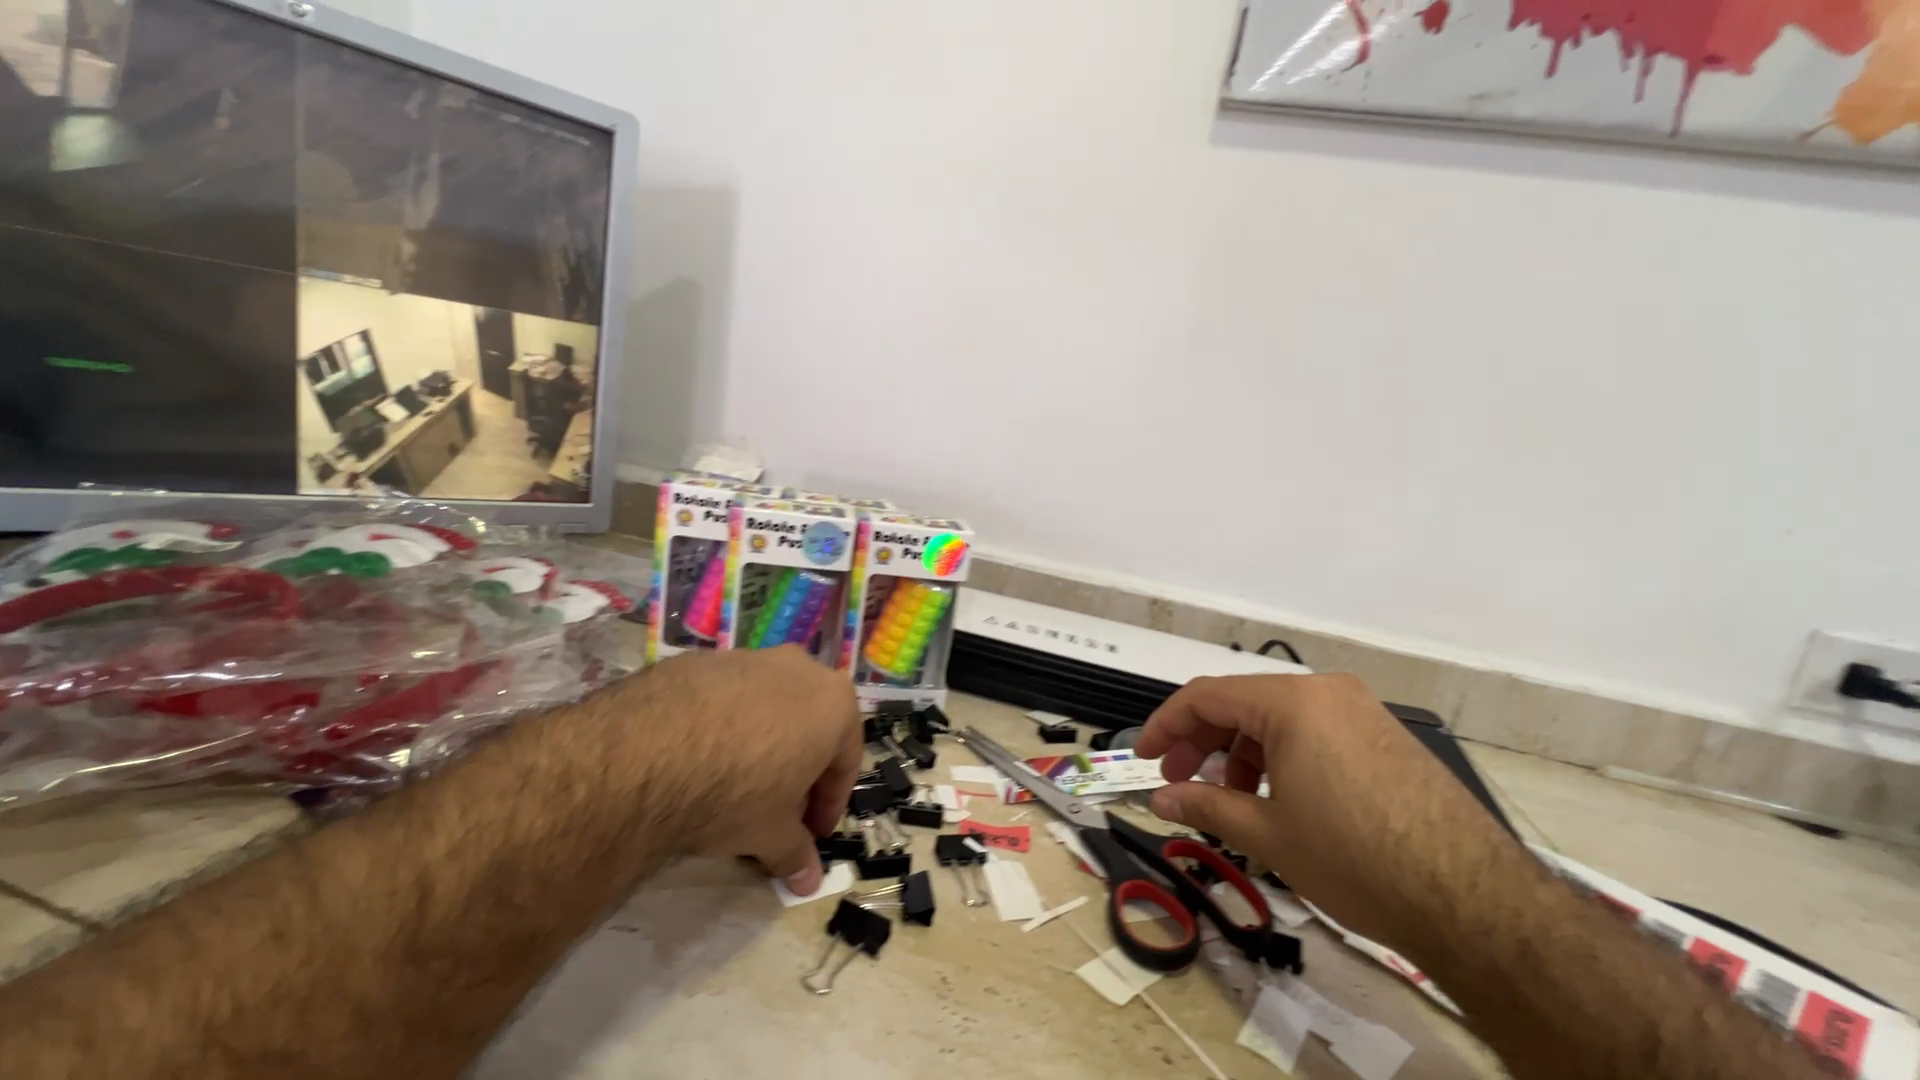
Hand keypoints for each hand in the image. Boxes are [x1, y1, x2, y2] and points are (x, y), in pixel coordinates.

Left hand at [628, 646, 861, 896]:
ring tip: (733, 784)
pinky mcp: (698, 660)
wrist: (643, 757)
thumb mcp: (771, 834)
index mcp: (834, 703)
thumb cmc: (733, 792)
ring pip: (766, 707)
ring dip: (760, 744)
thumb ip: (795, 853)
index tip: (813, 834)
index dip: (829, 804)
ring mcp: (746, 657)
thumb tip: (809, 882)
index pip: (844, 762)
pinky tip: (696, 759)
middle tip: (779, 810)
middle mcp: (798, 668)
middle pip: (808, 726)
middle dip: (797, 770)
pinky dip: (720, 726)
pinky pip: (722, 697)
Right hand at [1134, 674, 1516, 952]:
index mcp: (1293, 701)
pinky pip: (1315, 731)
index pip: (1206, 696)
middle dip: (1202, 741)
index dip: (1165, 726)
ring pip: (1279, 717)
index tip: (1145, 759)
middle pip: (1242, 702)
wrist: (1470, 898)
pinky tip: (1278, 798)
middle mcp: (1327, 691)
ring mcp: (1362, 711)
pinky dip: (1282, 755)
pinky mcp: (1385, 736)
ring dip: (1242, 751)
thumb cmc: (1355, 857)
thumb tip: (1160, 801)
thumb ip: (1205, 805)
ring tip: (1231, 798)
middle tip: (1179, 782)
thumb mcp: (1267, 833)